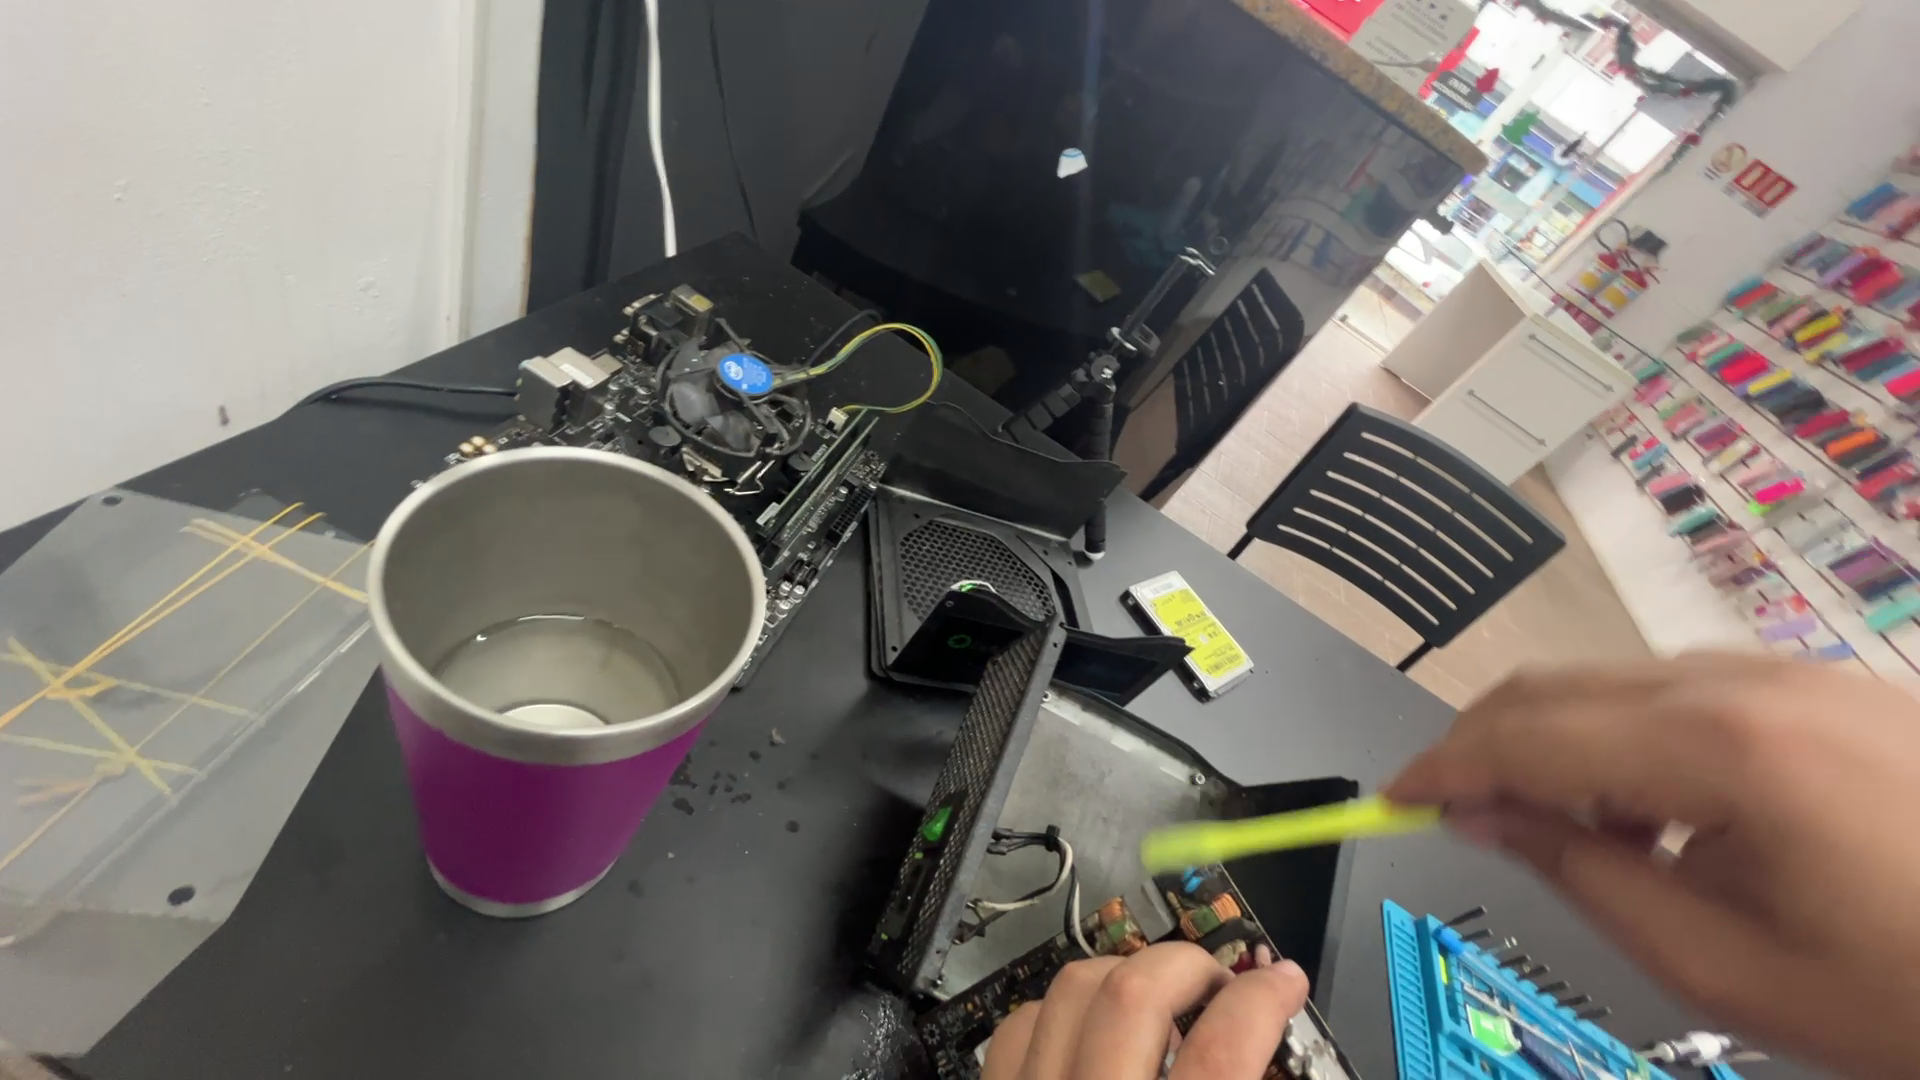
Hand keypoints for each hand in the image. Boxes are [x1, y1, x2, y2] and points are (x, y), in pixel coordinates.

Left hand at [980, 941, 1307, 1079]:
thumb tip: (1266, 1048)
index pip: (1220, 1054)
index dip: (1262, 1004)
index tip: (1285, 979)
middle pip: (1130, 996)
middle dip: (1187, 966)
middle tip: (1221, 980)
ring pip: (1070, 990)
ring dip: (1124, 975)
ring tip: (1161, 995)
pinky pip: (1020, 1024)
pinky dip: (1061, 1008)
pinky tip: (1090, 1028)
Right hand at [1383, 655, 1919, 1079]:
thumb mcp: (1725, 965)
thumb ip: (1575, 869)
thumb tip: (1476, 814)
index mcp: (1718, 745)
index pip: (1521, 735)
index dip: (1440, 766)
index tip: (1392, 799)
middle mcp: (1738, 678)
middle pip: (1546, 687)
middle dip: (1478, 743)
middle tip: (1450, 808)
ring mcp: (1783, 669)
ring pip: (1596, 681)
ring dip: (1545, 741)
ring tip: (1565, 826)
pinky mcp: (1812, 680)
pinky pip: (1662, 688)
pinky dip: (1612, 735)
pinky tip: (1650, 805)